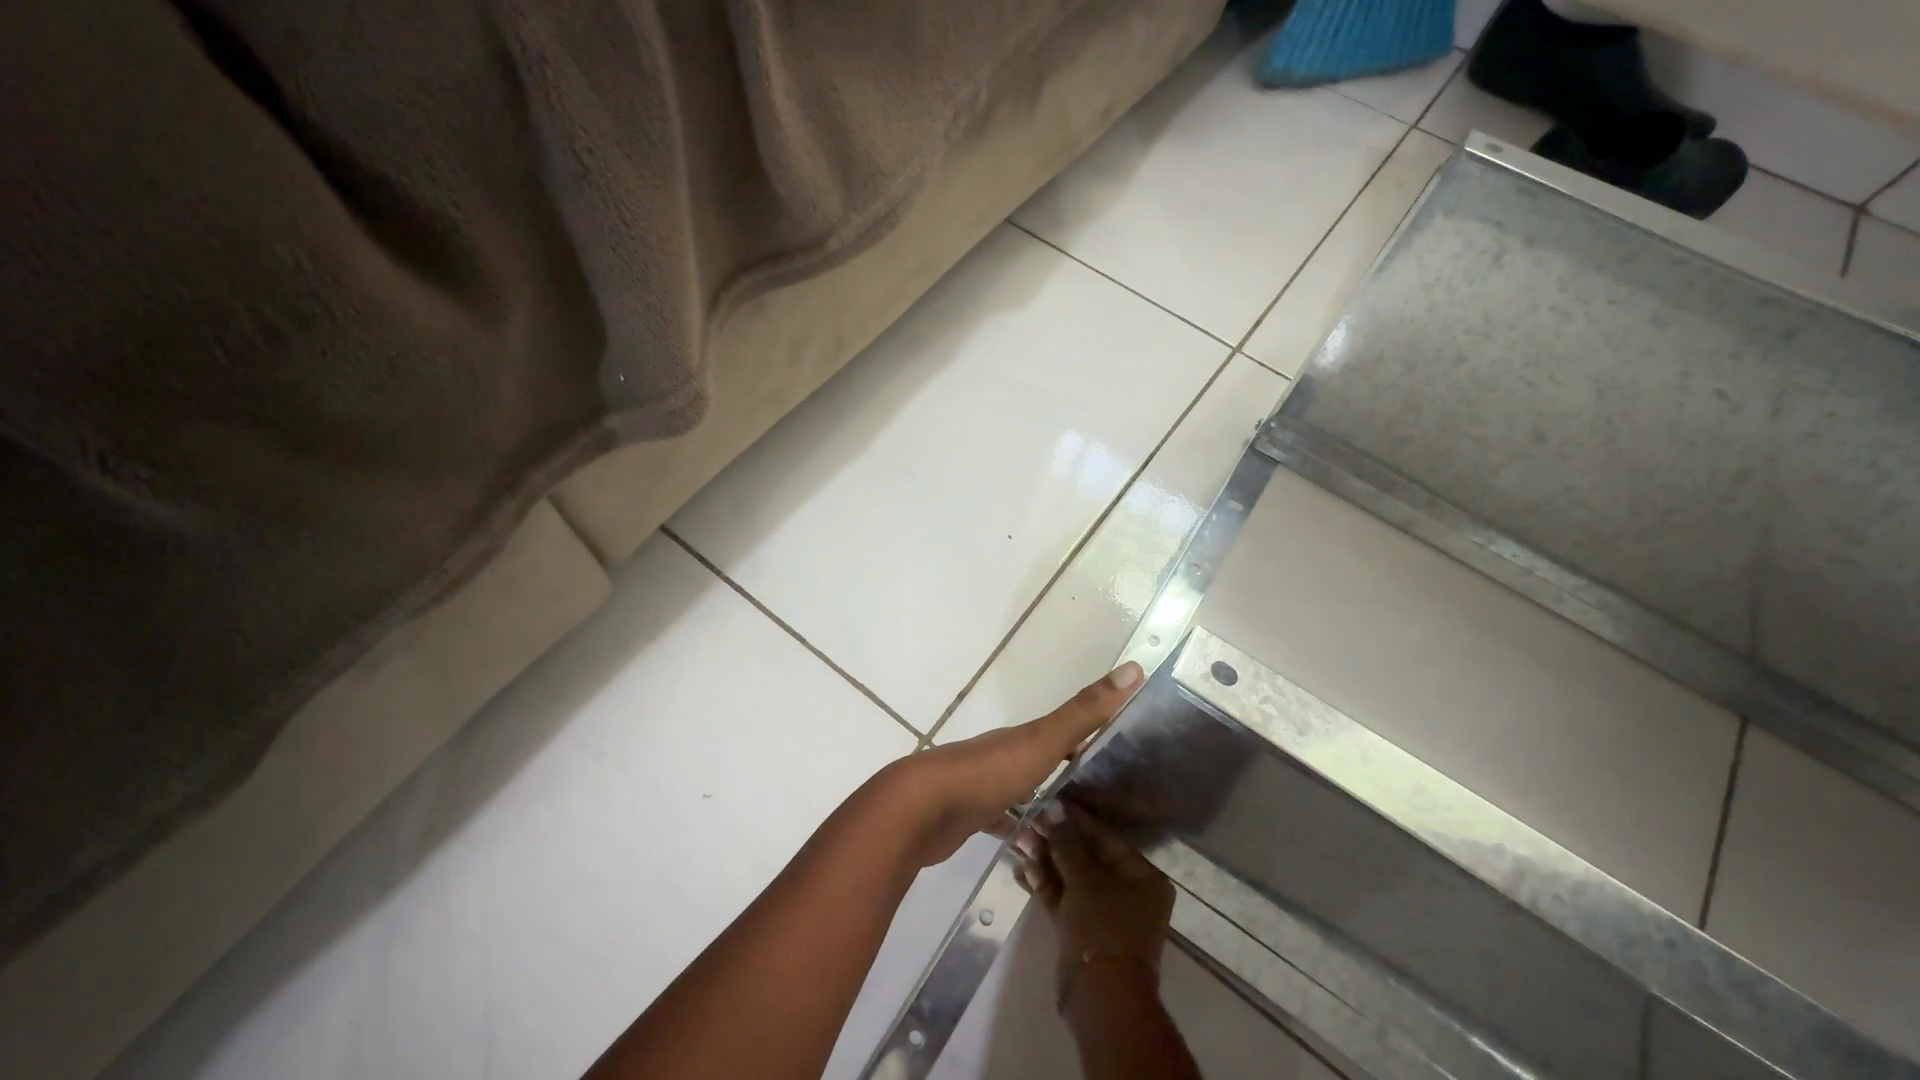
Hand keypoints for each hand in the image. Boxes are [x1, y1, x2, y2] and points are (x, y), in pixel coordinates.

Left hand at [878, 662, 1143, 868]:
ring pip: (1023, 794)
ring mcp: (984, 787)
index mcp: (1022, 738)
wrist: (922, 810)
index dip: (1093, 739)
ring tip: (1079, 833)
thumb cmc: (987, 773)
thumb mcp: (1043, 741)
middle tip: (1108, 803)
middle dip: (1072, 777)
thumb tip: (1134, 667)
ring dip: (1046, 808)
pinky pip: (1001, 823)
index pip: (1065, 734)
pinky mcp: (969, 818)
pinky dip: (1019, 833)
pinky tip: (1037, 852)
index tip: (1125, 755)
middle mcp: (1004, 757)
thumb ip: (1085, 712)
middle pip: (1044, 763)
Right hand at [1015, 801, 1174, 1008]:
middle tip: (1026, 824)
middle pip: (1087, 858)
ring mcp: (1105, 914)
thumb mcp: (1085, 880)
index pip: (1106, 838)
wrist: (1101, 999)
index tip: (1048, 803)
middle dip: (1056, 842)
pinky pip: (1065, 900)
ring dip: (1046, 862)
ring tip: (1017, 843)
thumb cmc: (1102, 929)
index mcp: (1143, 878)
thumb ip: (1067, 843)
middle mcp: (1128, 893)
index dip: (1076, 821)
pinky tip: (1022, 871)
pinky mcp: (1084, 931)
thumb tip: (1054, 808)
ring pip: (1073, 879)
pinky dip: (1046, 886)